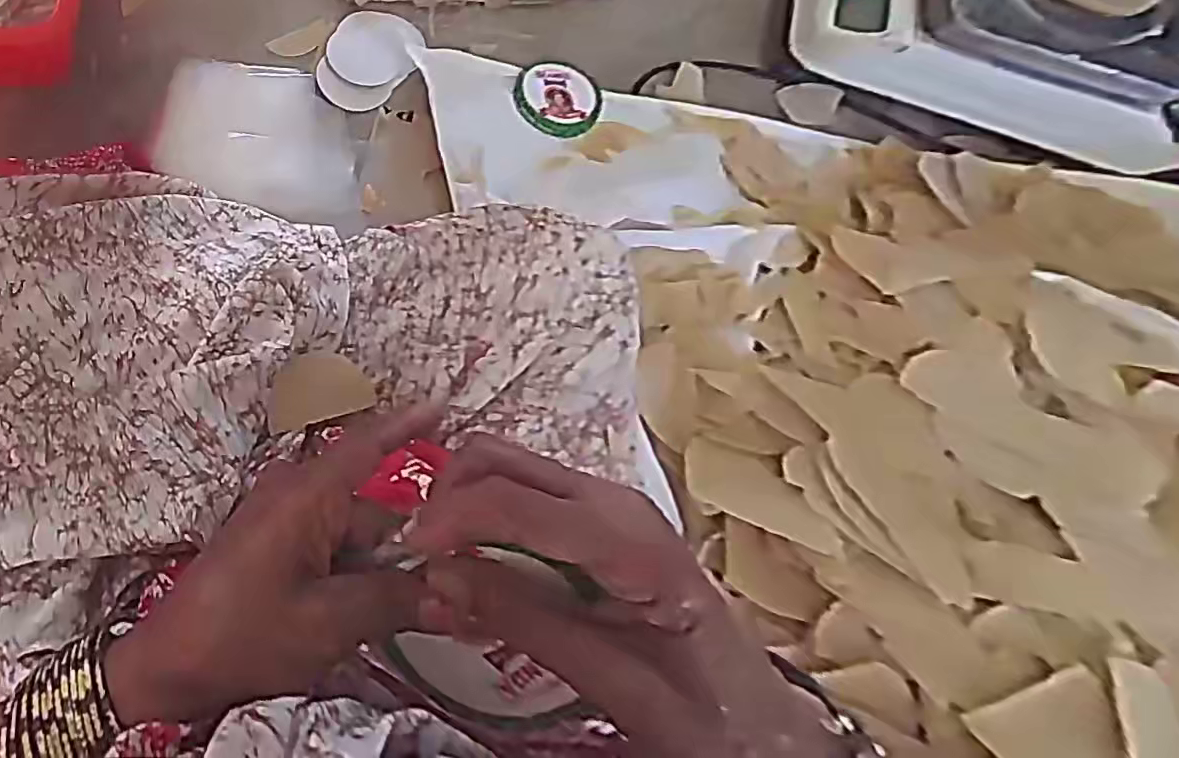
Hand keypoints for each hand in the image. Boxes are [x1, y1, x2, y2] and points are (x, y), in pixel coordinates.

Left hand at [104, 405, 442, 725]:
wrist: (174, 660)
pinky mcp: (278, 539)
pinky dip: (353, 576)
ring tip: (404, 621)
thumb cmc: (244, 633)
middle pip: (371, 510)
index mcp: (306, 494)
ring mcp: (285, 516)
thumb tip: (452, 594)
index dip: (406, 427)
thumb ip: (392, 601)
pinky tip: (361, 616)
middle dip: (406, 551)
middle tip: (449, 599)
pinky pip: (331, 546)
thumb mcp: (326, 622)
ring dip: (378, 574)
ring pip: (354, 536)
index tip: (443, 408)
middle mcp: (297, 493)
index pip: (365, 448)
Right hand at [403, 436, 832, 757]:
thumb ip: (526, 624)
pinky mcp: (587, 510)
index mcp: (630, 542)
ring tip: (442, 556)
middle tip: (421, 550)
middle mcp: (610, 499)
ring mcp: (599, 498)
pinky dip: (478, 510)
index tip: (410, 548)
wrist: (767, 720)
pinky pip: (515, 488)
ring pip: (501, 463)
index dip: (453, 515)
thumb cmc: (708, 715)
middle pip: (499, 458)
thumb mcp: (620, 688)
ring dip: (458, 497)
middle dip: (446, 492)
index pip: (517, 503)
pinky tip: (473, 556)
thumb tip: (438, 577)